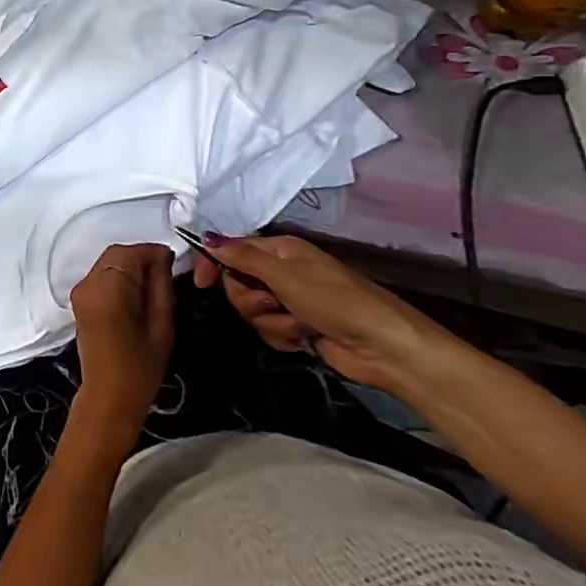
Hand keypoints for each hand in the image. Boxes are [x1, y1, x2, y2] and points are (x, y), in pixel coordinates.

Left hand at [70, 243, 175, 438]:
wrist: (109, 394)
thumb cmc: (141, 365)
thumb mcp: (162, 324)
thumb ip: (161, 286)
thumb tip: (162, 260)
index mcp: (108, 288)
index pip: (130, 253)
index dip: (152, 252)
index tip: (173, 260)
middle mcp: (88, 284)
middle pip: (115, 255)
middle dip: (140, 257)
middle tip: (165, 272)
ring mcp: (80, 292)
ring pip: (106, 263)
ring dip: (129, 266)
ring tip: (153, 285)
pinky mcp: (78, 301)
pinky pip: (100, 276)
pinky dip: (118, 276)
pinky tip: (135, 293)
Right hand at [192, 235, 446, 389]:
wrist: (384, 347)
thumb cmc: (336, 301)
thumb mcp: (285, 275)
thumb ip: (242, 258)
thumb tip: (207, 238)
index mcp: (280, 250)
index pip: (232, 250)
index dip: (214, 264)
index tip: (201, 282)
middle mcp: (282, 272)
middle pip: (237, 283)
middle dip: (250, 299)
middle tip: (274, 303)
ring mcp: (289, 301)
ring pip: (251, 310)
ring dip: (271, 321)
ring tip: (299, 324)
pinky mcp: (296, 327)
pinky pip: (268, 330)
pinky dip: (283, 336)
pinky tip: (305, 338)